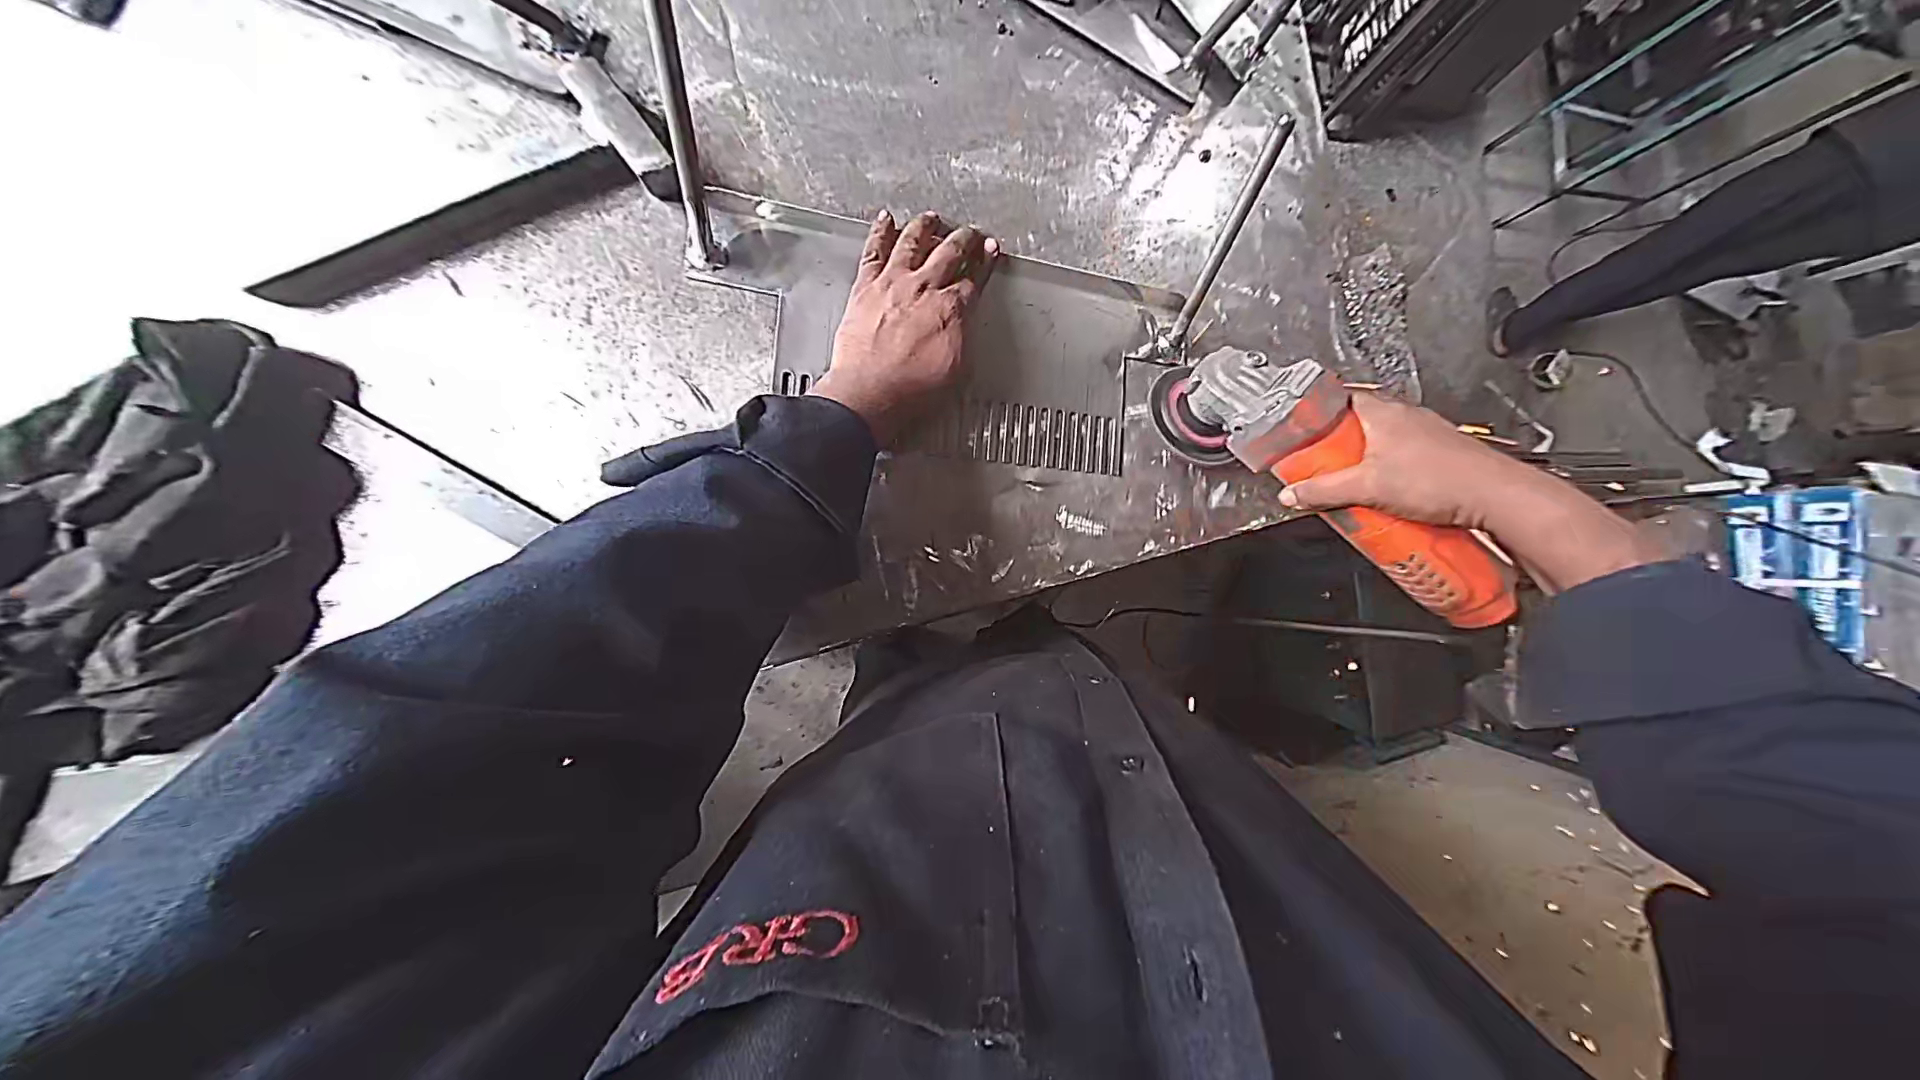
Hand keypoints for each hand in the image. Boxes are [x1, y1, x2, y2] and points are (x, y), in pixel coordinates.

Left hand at [809, 210, 998, 443]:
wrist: (871, 393)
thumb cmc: (911, 389)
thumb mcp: (958, 368)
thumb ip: (964, 335)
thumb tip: (967, 320)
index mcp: (952, 308)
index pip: (974, 279)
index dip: (985, 264)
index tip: (990, 253)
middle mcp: (924, 287)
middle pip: (949, 251)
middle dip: (964, 238)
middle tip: (970, 233)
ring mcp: (893, 282)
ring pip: (913, 240)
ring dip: (926, 226)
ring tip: (932, 218)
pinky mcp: (866, 287)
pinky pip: (874, 250)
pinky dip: (881, 232)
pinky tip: (885, 221)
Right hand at [1277, 392, 1533, 530]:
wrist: (1497, 497)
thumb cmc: (1444, 479)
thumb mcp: (1366, 487)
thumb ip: (1322, 491)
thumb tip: (1292, 494)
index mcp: (1383, 412)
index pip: (1338, 399)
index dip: (1315, 412)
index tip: (1298, 430)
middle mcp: (1405, 417)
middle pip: (1354, 425)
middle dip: (1333, 447)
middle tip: (1318, 465)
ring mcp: (1423, 435)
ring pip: (1376, 443)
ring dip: (1358, 462)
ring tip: (1346, 484)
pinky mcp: (1436, 456)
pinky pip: (1397, 459)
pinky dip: (1381, 473)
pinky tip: (1378, 495)